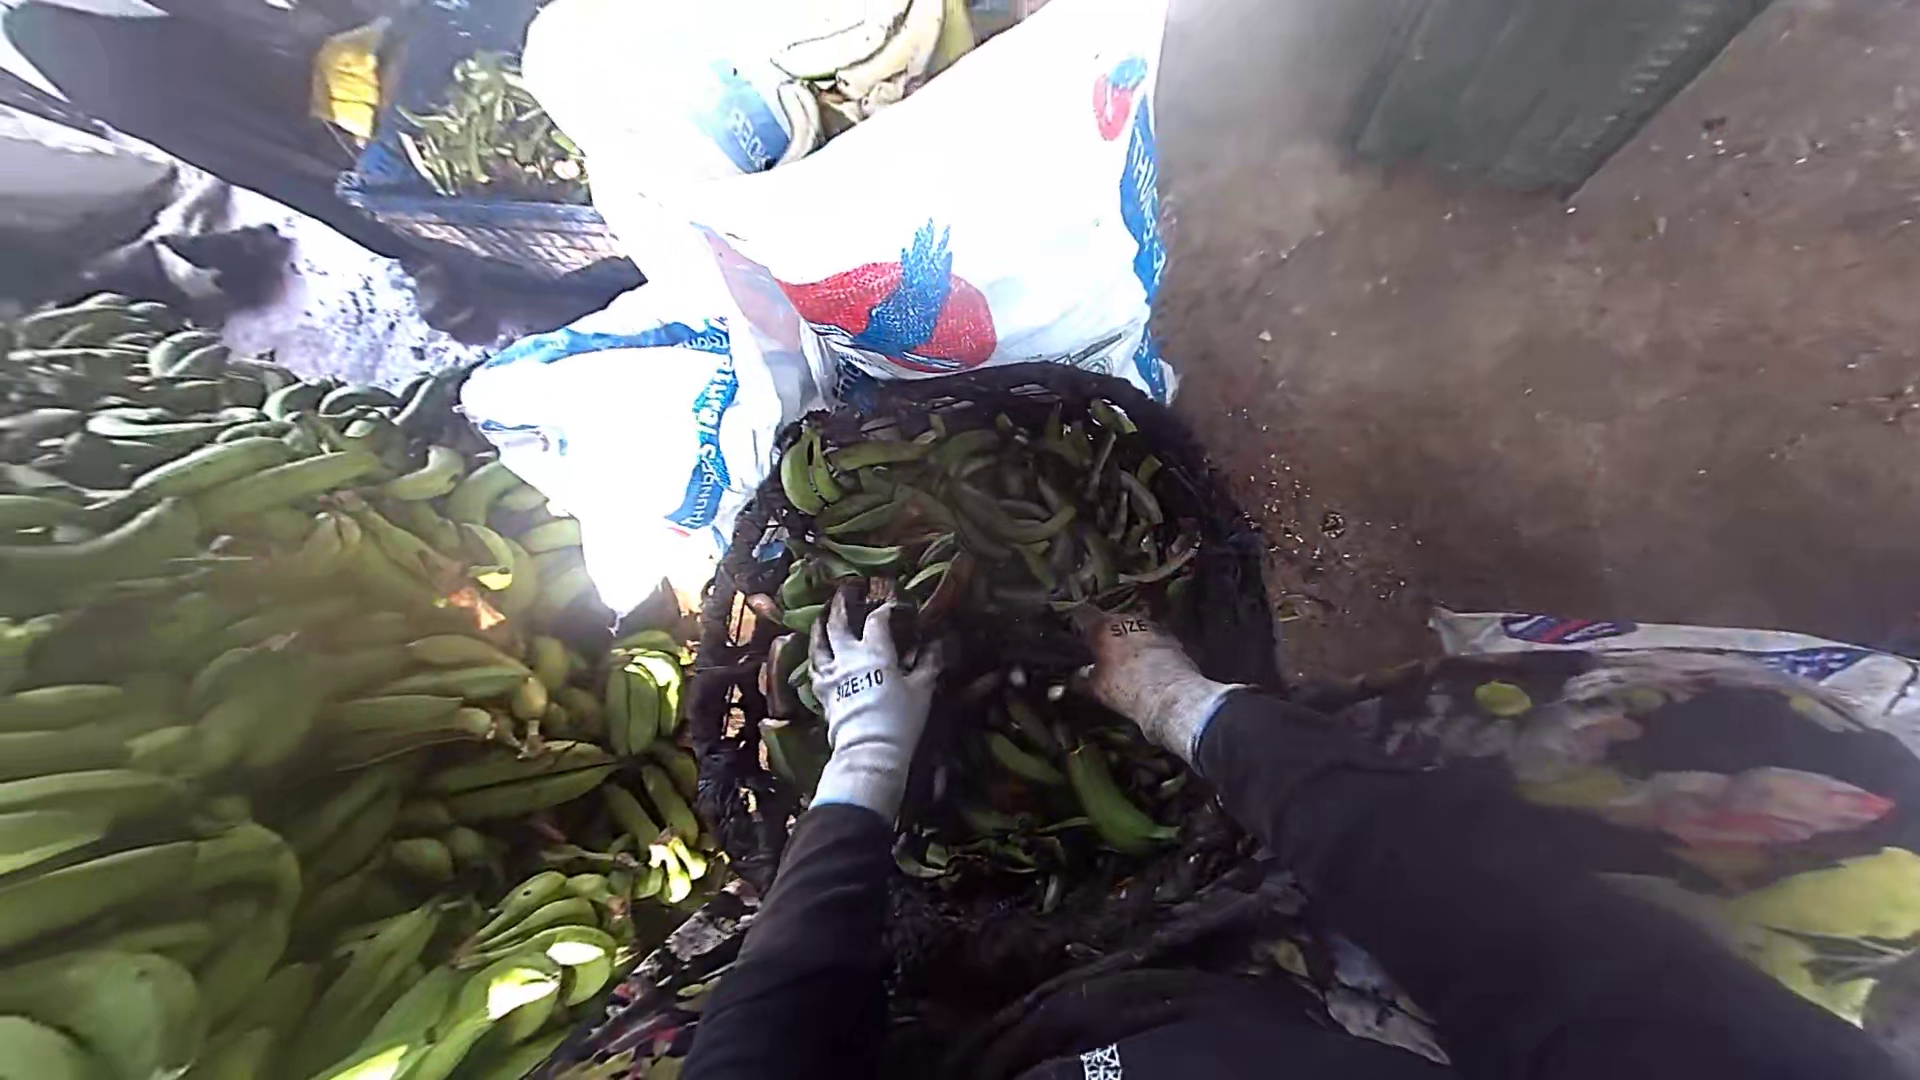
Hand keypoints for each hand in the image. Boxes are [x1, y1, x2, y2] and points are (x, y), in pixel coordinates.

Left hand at [809, 588, 942, 819]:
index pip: (877, 620)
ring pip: (819, 643)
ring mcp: (831, 674)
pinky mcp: (822, 692)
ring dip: (820, 628)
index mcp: (875, 651)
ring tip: (821, 618)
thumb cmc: (900, 718)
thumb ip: (928, 664)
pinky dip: (816, 657)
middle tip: (845, 593)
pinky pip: (815, 669)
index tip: (893, 606)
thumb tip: (937, 645)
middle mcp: (849, 656)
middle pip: (839, 624)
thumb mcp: (921, 690)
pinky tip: (818, 656)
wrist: (870, 749)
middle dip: (842, 606)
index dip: (885, 609)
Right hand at [1075, 608, 1240, 762]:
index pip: (1081, 612)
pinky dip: (1148, 647)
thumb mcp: (1094, 689)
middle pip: (1109, 619)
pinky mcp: (1171, 637)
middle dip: (1104, 633)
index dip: (1077, 622)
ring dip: (1127, 639)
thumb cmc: (1125, 689)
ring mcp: (1150, 626)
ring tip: (1127, 660)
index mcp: (1101, 627)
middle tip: (1101, 653)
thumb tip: (1073, 676)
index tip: (1076, 635)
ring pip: (1132, 628)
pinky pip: (1152, 638)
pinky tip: (1149, 665)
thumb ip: (1079, 679)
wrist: (1171, 697)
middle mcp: (1125, 619)